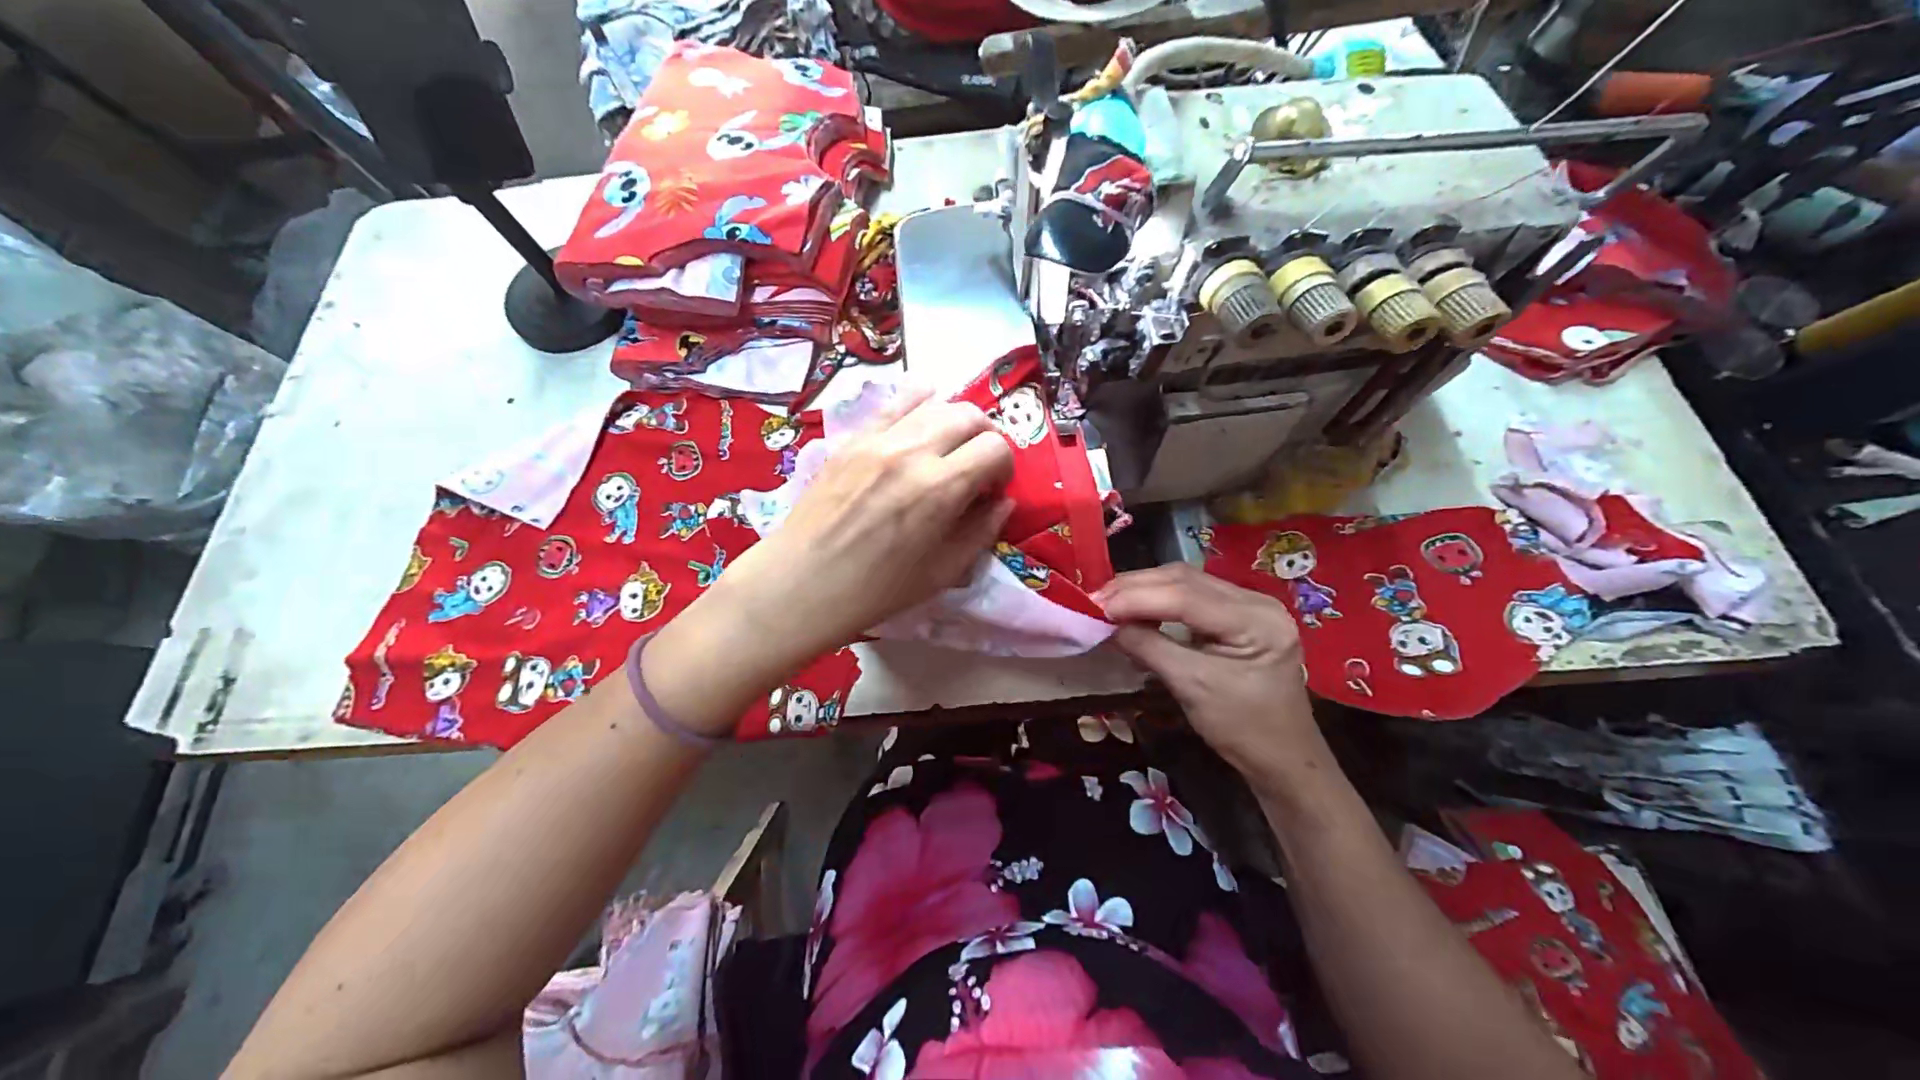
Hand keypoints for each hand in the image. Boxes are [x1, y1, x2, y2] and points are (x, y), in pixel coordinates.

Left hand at [714, 386, 1014, 669]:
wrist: (803, 582)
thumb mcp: (943, 572)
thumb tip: (1002, 502)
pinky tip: (923, 413)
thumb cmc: (877, 589)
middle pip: (970, 416)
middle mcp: (913, 451)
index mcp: (941, 488)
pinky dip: (919, 402)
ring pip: (936, 403)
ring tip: (950, 448)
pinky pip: (895, 403)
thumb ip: (981, 532)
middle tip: (979, 465)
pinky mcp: (853, 438)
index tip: (993, 490)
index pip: (995, 448)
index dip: (1004, 468)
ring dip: (955, 422)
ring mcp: (879, 439)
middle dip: (986, 437)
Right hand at [1095, 563, 1332, 796]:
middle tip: (1095, 601)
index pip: (1186, 596)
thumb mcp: (1191, 687)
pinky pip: (1192, 596)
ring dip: (1143, 589)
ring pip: (1185, 582)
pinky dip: (1158, 600)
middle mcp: (1257, 600)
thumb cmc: (1242, 728)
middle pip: (1185, 579)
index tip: (1095, 606)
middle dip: (1135, 587)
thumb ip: (1149, 647)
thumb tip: (1107, 624)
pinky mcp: (1238, 614)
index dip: (1136, 597)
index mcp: (1256, 620)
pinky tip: (1135, 609)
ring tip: (1108, 603)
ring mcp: (1250, 604)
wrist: (1281, 757)